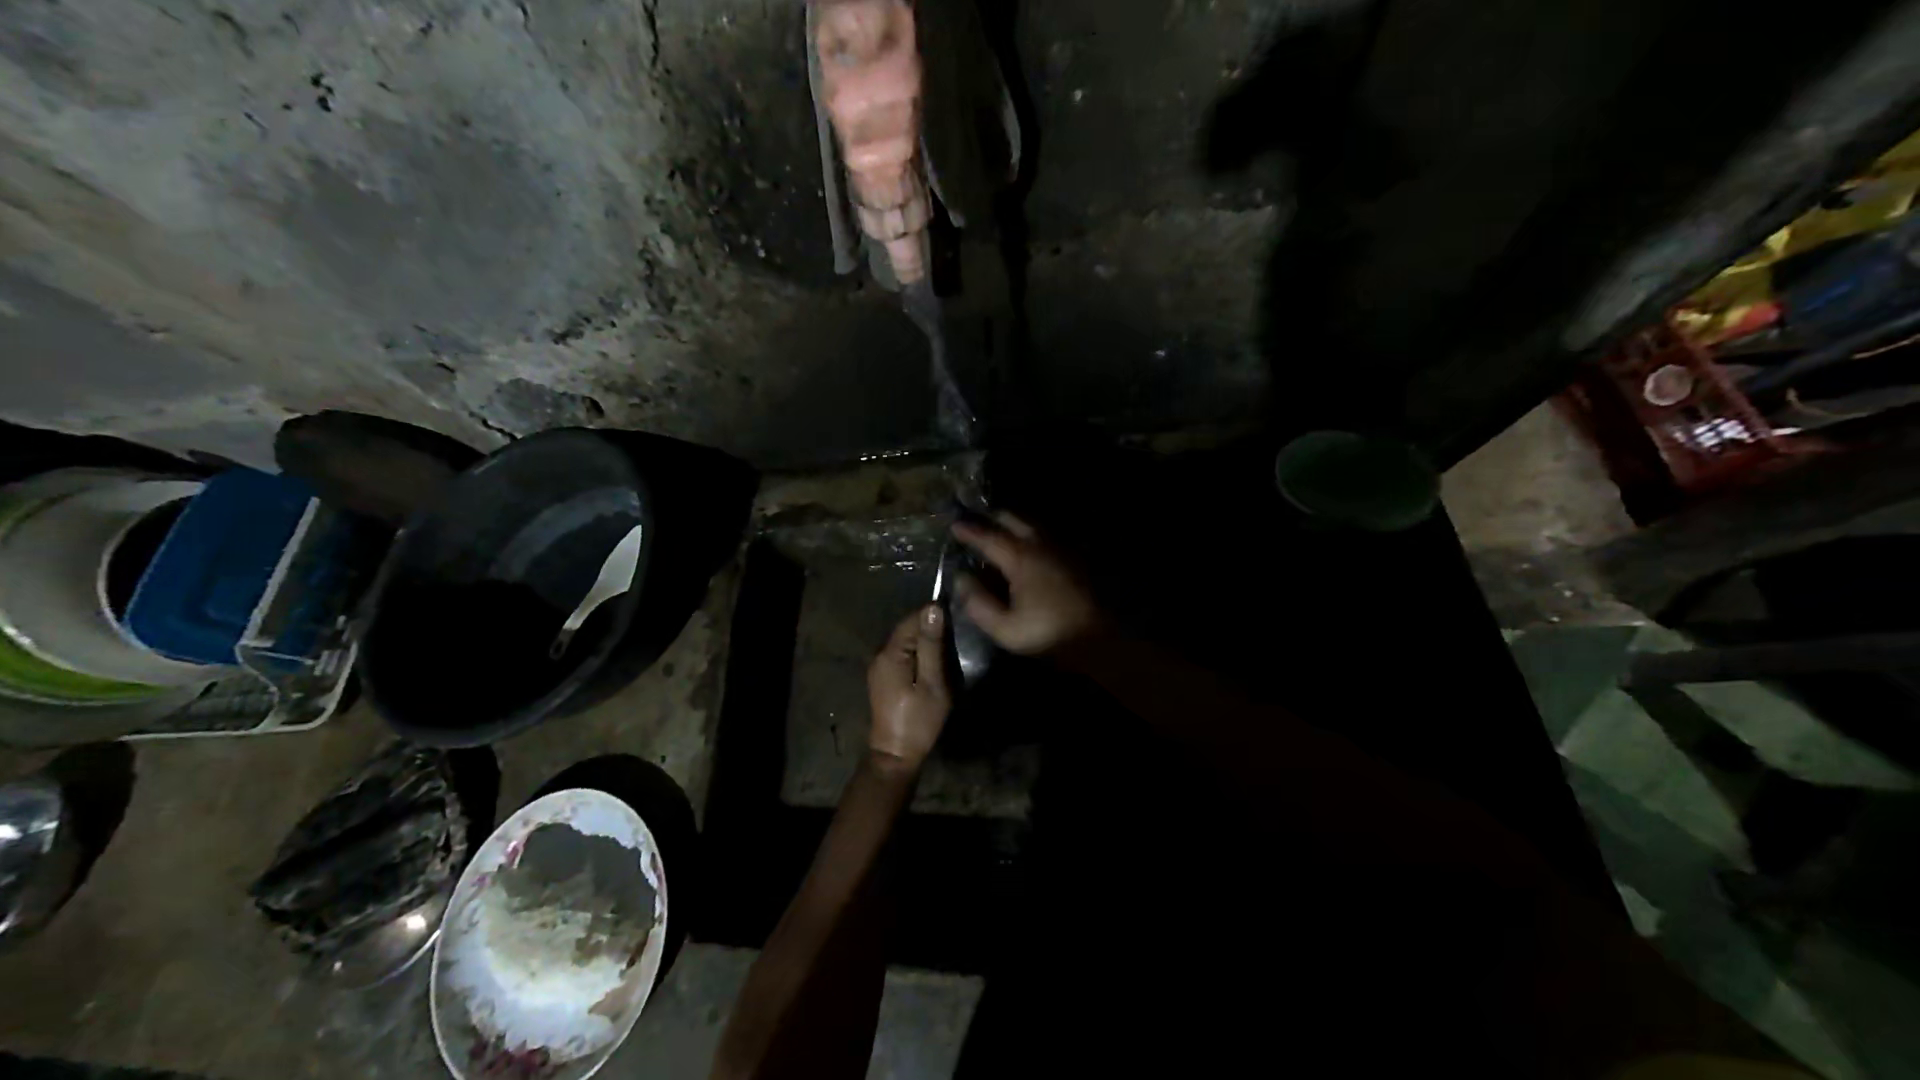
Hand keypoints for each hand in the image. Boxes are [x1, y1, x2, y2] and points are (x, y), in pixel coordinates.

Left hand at [866, 604, 950, 772]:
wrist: (895, 754)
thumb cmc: (919, 720)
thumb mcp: (933, 683)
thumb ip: (932, 645)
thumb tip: (933, 608)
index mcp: (891, 653)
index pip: (913, 619)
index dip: (934, 615)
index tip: (957, 620)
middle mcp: (880, 653)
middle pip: (907, 628)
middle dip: (930, 627)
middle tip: (957, 636)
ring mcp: (879, 665)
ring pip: (905, 640)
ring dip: (925, 640)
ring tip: (948, 647)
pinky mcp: (882, 676)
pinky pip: (901, 653)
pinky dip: (917, 652)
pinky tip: (932, 661)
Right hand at [951, 513, 1103, 655]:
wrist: (1096, 640)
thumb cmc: (1047, 634)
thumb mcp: (1004, 628)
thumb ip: (978, 603)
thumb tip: (961, 579)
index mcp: (1020, 559)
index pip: (988, 537)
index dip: (969, 531)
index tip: (953, 525)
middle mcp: (1040, 546)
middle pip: (1013, 519)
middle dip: (991, 518)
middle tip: (975, 522)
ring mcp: (1059, 549)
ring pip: (1031, 524)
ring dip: (1011, 523)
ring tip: (997, 530)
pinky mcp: (1072, 558)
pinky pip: (1045, 536)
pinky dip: (1029, 534)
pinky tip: (1024, 547)